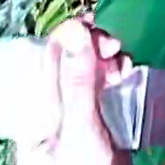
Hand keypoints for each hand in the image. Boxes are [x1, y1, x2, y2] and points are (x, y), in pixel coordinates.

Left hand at [14, 18, 131, 164]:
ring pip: (88, 70)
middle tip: (114, 45)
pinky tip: (129, 73)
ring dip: (107, 57)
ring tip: (124, 62)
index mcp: (35, 111)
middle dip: (92, 44)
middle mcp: (52, 110)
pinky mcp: (99, 127)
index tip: (95, 29)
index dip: (70, 36)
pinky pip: (104, 88)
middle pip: (68, 59)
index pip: (47, 55)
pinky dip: (117, 75)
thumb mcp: (79, 135)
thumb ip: (77, 83)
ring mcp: (76, 118)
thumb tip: (75, 29)